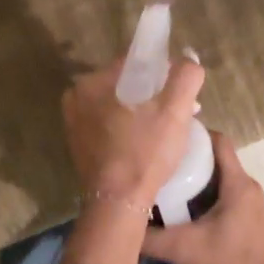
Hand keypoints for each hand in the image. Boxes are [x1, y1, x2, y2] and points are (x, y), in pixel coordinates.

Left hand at [62, 57, 204, 207]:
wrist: (118, 203)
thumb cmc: (145, 152)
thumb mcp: (174, 111)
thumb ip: (186, 77)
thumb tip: (189, 59)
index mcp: (92, 82)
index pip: (134, 64)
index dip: (163, 73)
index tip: (182, 93)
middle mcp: (76, 98)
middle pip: (126, 86)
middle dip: (154, 95)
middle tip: (180, 114)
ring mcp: (74, 124)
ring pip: (118, 107)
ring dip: (143, 113)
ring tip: (168, 131)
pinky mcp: (79, 146)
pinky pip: (109, 127)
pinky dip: (128, 129)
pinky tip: (147, 144)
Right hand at [141, 132, 263, 263]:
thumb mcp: (183, 249)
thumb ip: (149, 238)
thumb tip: (120, 225)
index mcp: (237, 183)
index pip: (218, 141)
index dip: (193, 135)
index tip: (166, 140)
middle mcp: (247, 187)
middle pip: (215, 159)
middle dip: (187, 159)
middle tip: (158, 166)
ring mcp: (250, 204)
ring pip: (218, 179)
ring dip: (194, 180)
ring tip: (164, 186)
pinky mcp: (248, 220)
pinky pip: (223, 196)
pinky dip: (203, 197)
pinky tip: (181, 211)